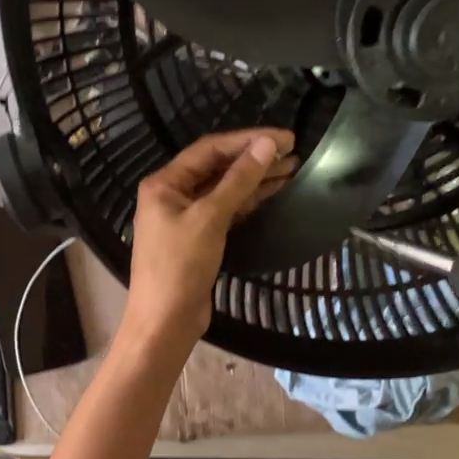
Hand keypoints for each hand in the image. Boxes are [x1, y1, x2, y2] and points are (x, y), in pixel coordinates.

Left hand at [123, 129, 296, 346]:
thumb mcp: (210, 218)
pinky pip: (225, 210)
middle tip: (293, 152)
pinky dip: (248, 200)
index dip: (247, 140)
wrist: (165, 321)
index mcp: (164, 183)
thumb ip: (239, 180)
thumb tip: (267, 145)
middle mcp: (171, 195)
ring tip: (292, 169)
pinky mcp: (198, 238)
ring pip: (224, 189)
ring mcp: (184, 217)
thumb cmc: (180, 266)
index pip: (209, 149)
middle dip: (253, 158)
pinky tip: (273, 192)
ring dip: (255, 178)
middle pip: (217, 167)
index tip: (283, 138)